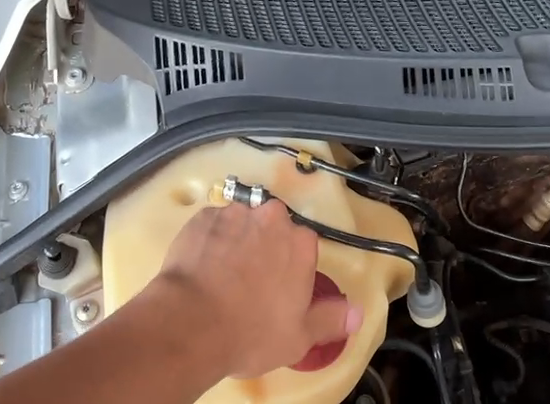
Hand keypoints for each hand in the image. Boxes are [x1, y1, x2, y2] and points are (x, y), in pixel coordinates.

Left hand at [143, 202, 362, 379]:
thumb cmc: (251, 333)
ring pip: (242, 224)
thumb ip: (331, 318)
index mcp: (300, 243)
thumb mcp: (299, 337)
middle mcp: (271, 218)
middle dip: (265, 248)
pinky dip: (211, 241)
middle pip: (273, 228)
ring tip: (223, 276)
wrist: (192, 323)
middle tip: (252, 282)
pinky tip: (203, 268)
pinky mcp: (203, 217)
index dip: (292, 268)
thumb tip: (357, 311)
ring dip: (237, 242)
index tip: (280, 289)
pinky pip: (213, 226)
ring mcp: (235, 213)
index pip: (304, 246)